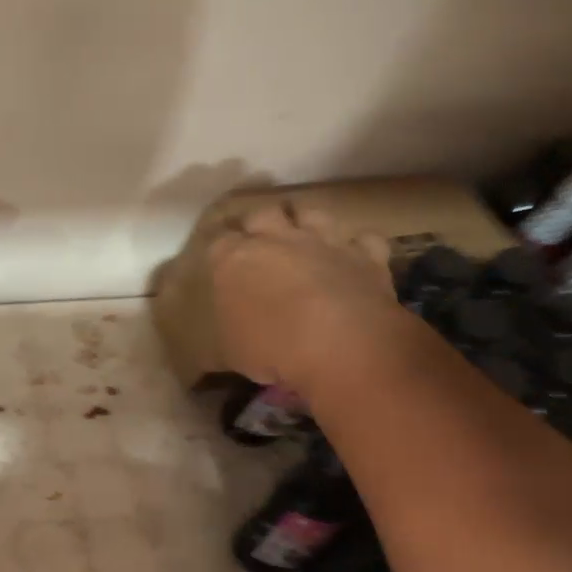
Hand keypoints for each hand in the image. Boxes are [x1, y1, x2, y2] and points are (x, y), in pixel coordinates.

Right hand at [208, 204, 401, 392]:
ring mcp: (325, 241)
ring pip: (311, 212)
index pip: (217, 241)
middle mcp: (278, 240)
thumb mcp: (227, 354)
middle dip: (256, 224)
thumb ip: (216, 345)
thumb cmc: (269, 347)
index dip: (217, 249)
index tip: (216, 260)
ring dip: (303, 221)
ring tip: (300, 237)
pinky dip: (356, 245)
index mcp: (234, 261)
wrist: (341, 344)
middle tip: (254, 242)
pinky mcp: (366, 254)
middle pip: (262, 213)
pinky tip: (351, 257)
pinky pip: (362, 239)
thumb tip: (205, 359)